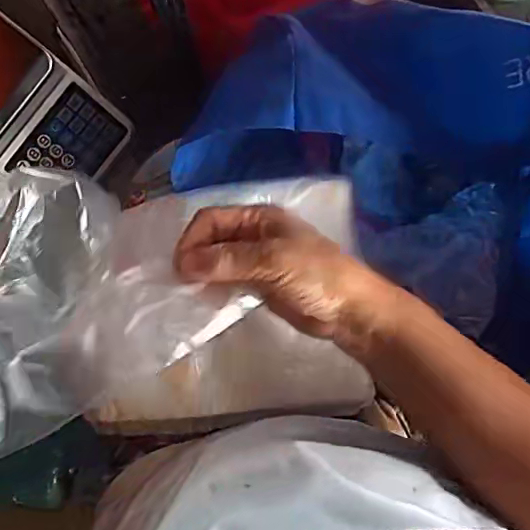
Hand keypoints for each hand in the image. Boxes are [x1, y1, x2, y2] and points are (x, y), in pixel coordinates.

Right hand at [174, 205, 407, 354]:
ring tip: (191, 294)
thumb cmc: (316, 275)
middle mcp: (255, 235)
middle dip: (194, 257)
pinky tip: (208, 301)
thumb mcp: (272, 261)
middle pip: (212, 239)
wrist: (350, 310)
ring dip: (202, 274)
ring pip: (217, 261)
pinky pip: (229, 281)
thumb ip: (228, 260)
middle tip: (181, 284)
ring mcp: (257, 260)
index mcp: (259, 218)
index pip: (212, 219)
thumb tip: (183, 264)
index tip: (180, 267)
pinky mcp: (260, 285)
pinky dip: (215, 288)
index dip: (192, 239)